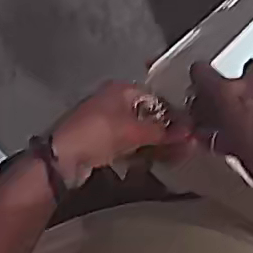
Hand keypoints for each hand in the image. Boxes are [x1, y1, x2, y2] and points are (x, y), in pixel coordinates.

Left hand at [48, 82, 185, 184]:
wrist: (62, 158)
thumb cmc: (99, 134)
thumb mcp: (134, 132)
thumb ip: (163, 132)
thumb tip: (189, 133)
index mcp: (120, 89)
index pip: (155, 97)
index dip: (172, 113)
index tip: (188, 130)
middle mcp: (113, 100)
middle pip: (146, 114)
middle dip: (164, 131)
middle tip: (184, 146)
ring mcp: (105, 121)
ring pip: (136, 131)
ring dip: (153, 143)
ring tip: (173, 156)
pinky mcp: (99, 140)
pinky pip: (126, 144)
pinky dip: (139, 151)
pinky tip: (152, 162)